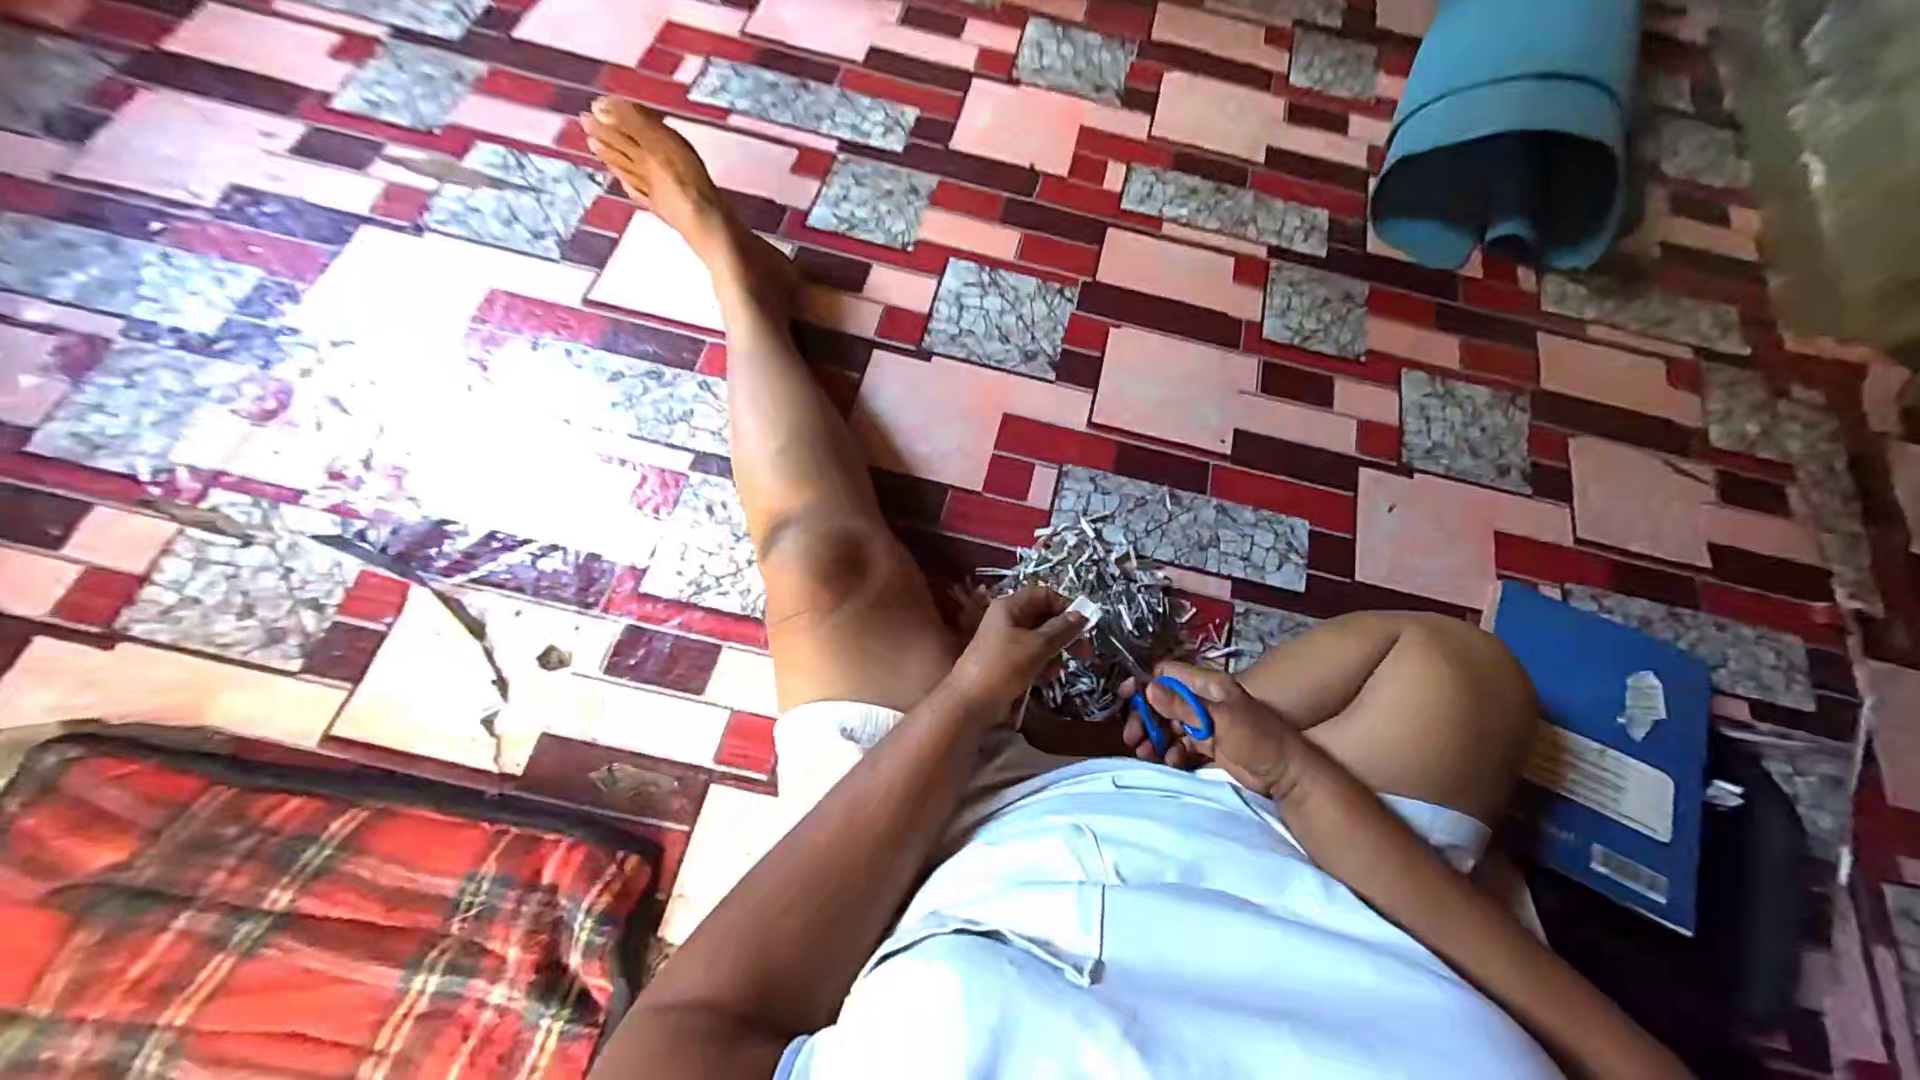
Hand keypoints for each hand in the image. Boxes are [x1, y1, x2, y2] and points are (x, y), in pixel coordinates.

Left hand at [942, 586, 1087, 717]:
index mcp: (1009, 607)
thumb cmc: (1003, 667)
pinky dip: (1042, 664)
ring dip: (1054, 652)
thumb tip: (1082, 614)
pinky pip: (1031, 656)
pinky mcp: (1006, 662)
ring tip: (1057, 669)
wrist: (970, 703)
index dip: (1065, 606)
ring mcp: (1005, 641)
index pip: (1043, 595)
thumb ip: (1061, 629)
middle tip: (1084, 652)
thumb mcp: (1036, 646)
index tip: (1084, 625)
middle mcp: (1007, 619)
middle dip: (1064, 634)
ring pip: (1040, 639)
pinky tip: (1046, 678)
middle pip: (1043, 617)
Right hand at [1121, 662, 1300, 797]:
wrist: (1289, 777)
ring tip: (1144, 752)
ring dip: (1153, 736)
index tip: (1129, 698)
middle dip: (1145, 716)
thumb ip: (1184, 706)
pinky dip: (1169, 750)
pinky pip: (1178, 742)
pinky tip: (1168, 760)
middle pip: (1162, 700)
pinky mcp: (1206, 744)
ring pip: (1167, 722)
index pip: (1167, 674)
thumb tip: (1149, 688)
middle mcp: (1203, 699)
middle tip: (1132, 736)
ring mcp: (1204, 722)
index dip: (1146, 683)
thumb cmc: (1261, 740)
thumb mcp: (1221, 721)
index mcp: (1207, 684)